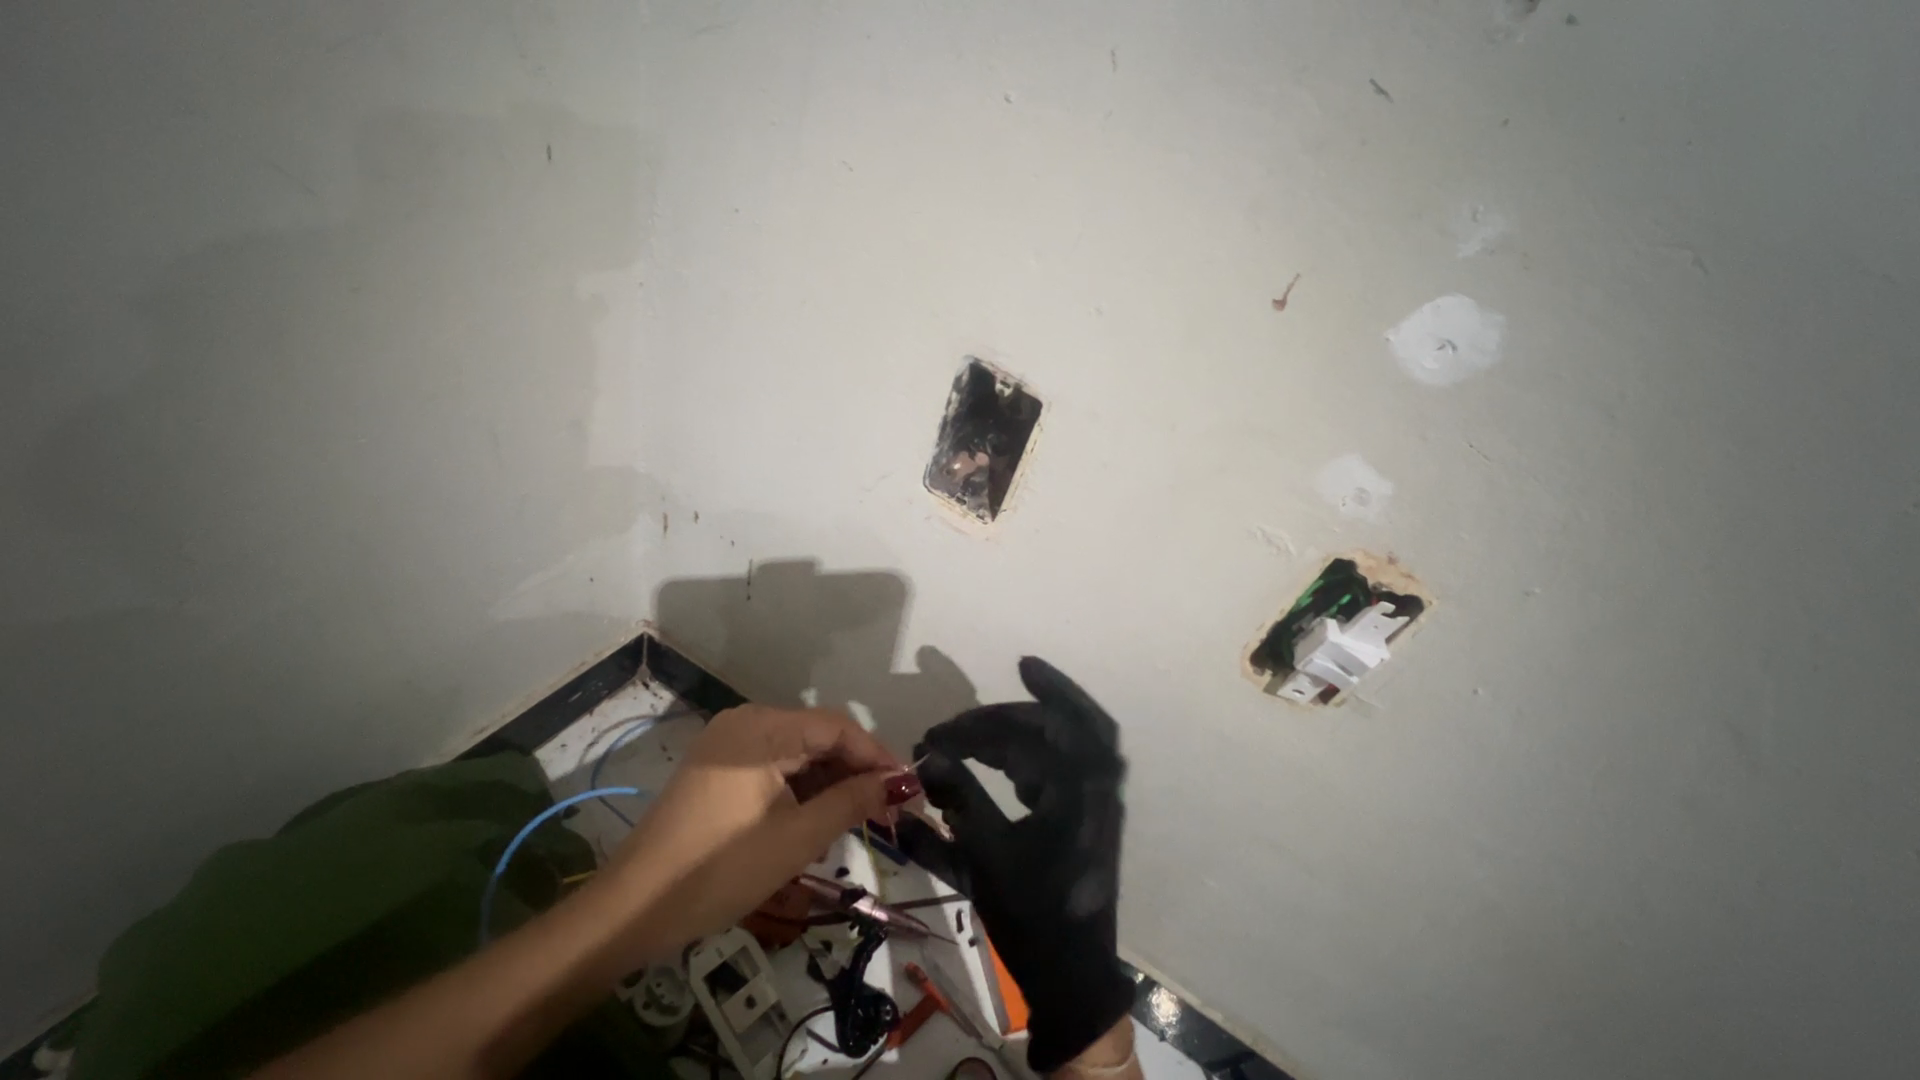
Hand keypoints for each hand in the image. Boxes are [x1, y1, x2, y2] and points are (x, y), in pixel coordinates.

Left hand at [600, 705, 902, 960]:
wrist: (634, 908)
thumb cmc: (722, 869)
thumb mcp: (799, 837)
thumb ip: (853, 801)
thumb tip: (902, 783)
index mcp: (763, 727)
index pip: (839, 728)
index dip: (879, 758)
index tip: (910, 794)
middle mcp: (745, 722)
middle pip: (818, 738)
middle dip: (855, 775)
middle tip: (886, 816)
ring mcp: (725, 745)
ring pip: (796, 755)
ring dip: (828, 786)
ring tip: (851, 827)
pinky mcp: (715, 770)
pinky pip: (772, 767)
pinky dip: (798, 791)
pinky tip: (813, 824)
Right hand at [895, 658, 1133, 1074]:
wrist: (1073, 976)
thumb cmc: (1031, 917)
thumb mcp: (986, 859)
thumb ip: (960, 800)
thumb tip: (927, 756)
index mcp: (1076, 793)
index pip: (1023, 739)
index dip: (973, 731)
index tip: (933, 739)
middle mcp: (1098, 786)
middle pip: (1065, 720)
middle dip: (1010, 712)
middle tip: (964, 719)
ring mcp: (1102, 798)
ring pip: (1085, 731)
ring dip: (1052, 706)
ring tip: (1022, 681)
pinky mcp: (1093, 812)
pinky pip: (1085, 756)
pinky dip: (1057, 739)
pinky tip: (1018, 747)